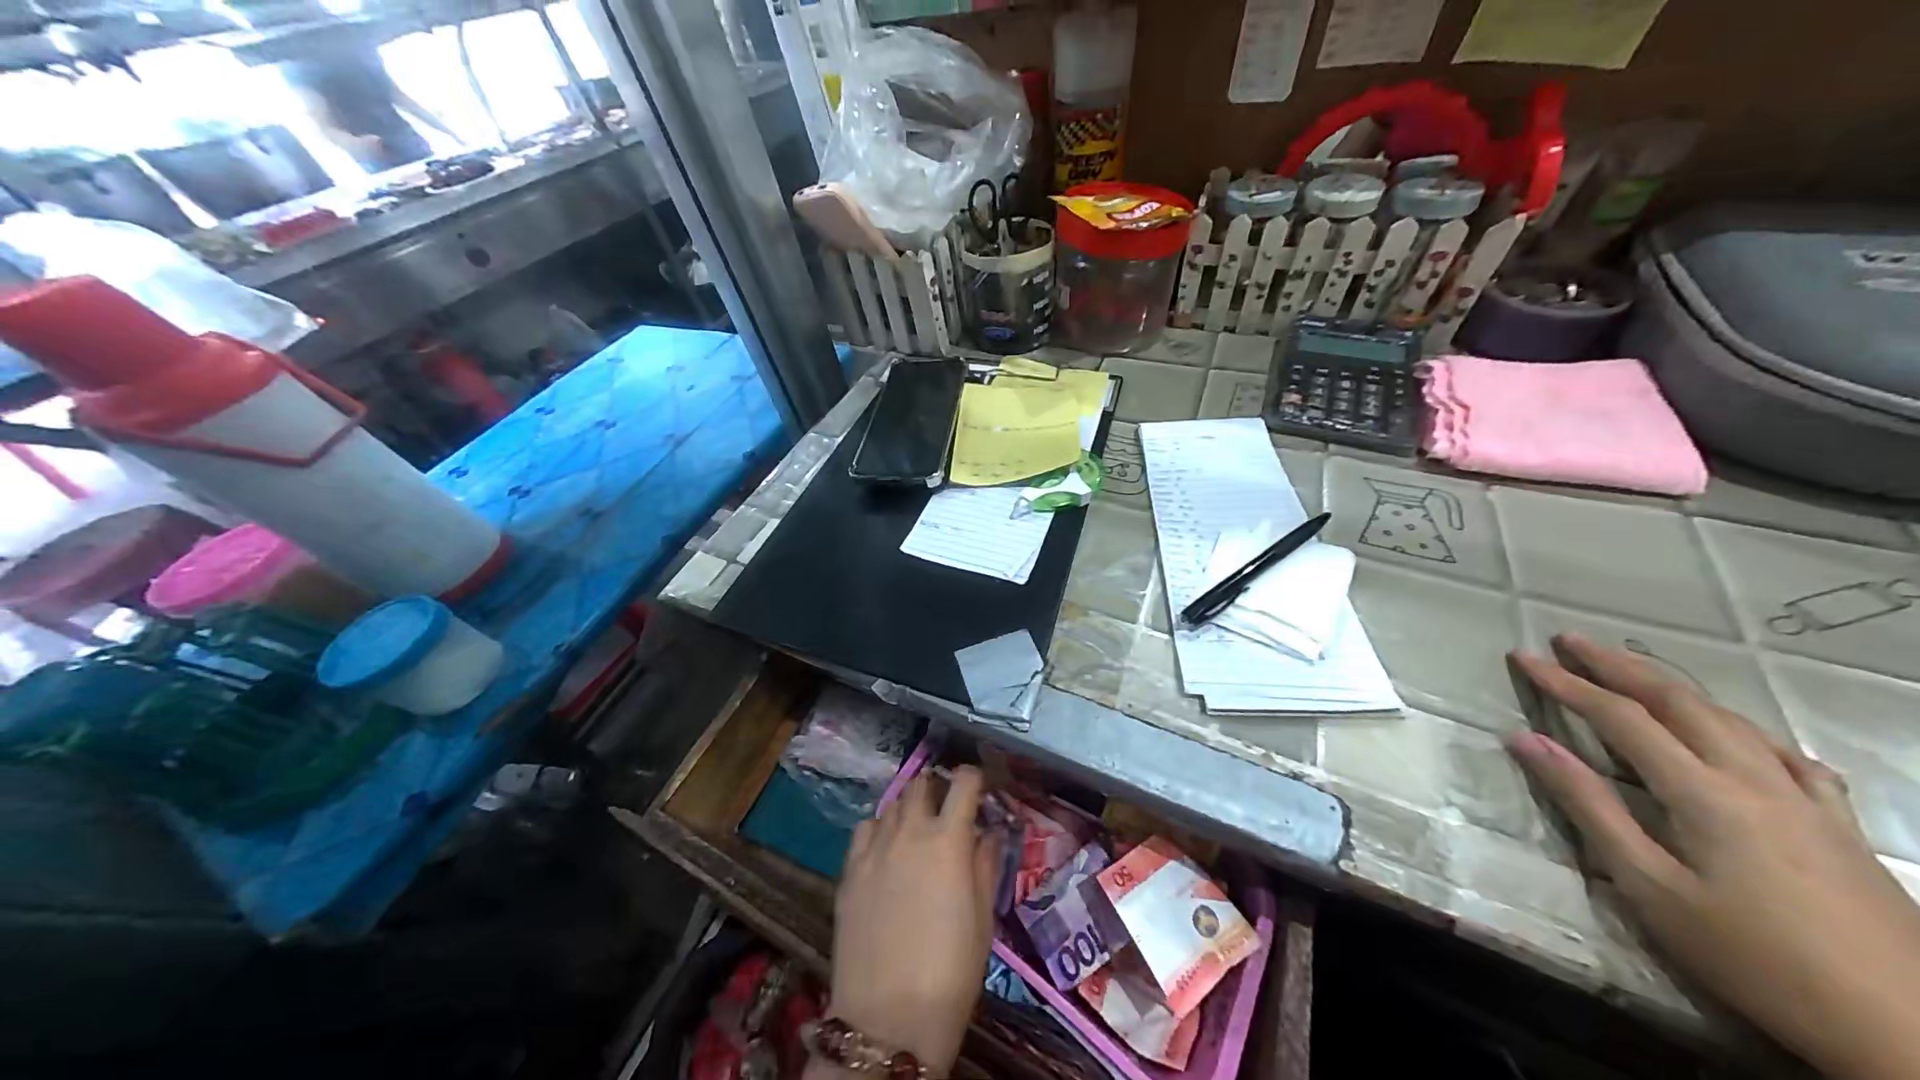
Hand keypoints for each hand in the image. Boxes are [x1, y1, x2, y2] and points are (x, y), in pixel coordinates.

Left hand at [827, 766, 1002, 1076]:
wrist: (889, 1017)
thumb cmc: (951, 971)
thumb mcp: (983, 919)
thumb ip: (985, 865)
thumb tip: (989, 832)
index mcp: (948, 840)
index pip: (964, 784)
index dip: (976, 778)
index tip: (982, 788)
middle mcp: (908, 832)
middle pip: (921, 785)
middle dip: (939, 787)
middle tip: (949, 807)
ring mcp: (873, 849)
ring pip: (892, 804)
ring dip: (909, 806)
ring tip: (918, 827)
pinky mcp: (848, 871)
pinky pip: (864, 829)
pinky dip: (879, 828)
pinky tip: (885, 848)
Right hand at [1509, 634, 1919, 1079]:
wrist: (1905, 1031)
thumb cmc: (1752, 957)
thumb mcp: (1649, 888)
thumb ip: (1589, 807)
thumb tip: (1526, 740)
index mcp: (1704, 793)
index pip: (1620, 718)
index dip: (1566, 683)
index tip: (1523, 657)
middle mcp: (1756, 779)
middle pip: (1679, 702)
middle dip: (1618, 665)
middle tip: (1570, 640)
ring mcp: (1808, 801)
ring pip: (1733, 720)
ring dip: (1673, 688)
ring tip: (1635, 674)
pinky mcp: (1841, 827)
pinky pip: (1789, 757)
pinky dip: (1746, 731)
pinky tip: (1745, 740)